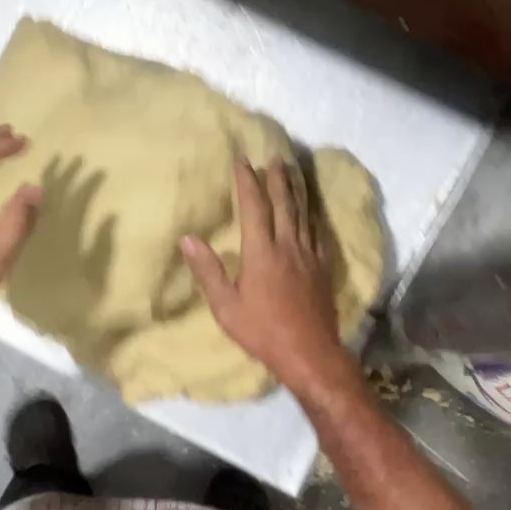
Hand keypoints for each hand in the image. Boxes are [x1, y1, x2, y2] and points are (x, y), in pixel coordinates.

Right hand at [182, 159, 355, 389]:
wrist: (309, 352)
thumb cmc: (262, 331)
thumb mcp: (226, 306)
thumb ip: (208, 271)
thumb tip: (188, 239)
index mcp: (261, 253)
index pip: (253, 208)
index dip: (247, 182)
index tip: (242, 161)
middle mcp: (287, 246)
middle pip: (283, 204)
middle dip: (277, 179)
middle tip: (275, 157)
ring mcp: (309, 256)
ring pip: (303, 214)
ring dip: (295, 191)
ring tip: (292, 172)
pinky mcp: (322, 268)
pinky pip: (317, 233)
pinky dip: (311, 216)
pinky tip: (311, 212)